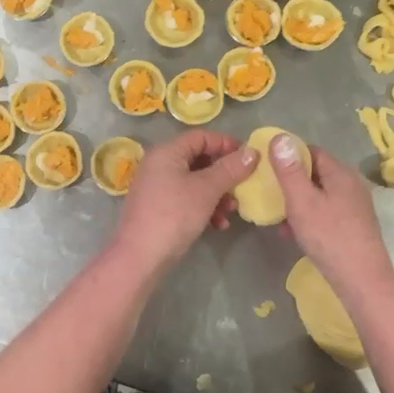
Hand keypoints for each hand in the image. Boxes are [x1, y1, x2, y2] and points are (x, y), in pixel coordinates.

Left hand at [112, 129, 258, 268]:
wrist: (141, 256)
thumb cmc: (174, 214)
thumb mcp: (206, 189)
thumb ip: (230, 169)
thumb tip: (252, 152)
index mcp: (166, 152)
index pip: (200, 136)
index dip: (225, 143)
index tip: (248, 156)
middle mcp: (158, 165)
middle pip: (198, 159)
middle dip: (224, 174)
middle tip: (242, 187)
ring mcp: (157, 188)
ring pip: (195, 182)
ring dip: (217, 194)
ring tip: (231, 211)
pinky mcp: (158, 209)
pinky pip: (186, 199)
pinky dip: (204, 208)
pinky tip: (218, 225)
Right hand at [268, 135, 393, 296]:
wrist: (361, 279)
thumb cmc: (328, 236)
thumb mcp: (302, 201)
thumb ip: (289, 170)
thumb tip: (280, 137)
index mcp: (341, 173)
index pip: (311, 151)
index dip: (288, 156)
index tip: (267, 169)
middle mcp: (351, 185)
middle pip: (316, 173)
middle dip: (291, 182)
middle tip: (269, 195)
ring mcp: (355, 206)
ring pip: (319, 194)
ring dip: (297, 202)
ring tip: (279, 218)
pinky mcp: (354, 225)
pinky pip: (326, 211)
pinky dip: (309, 216)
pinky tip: (294, 234)